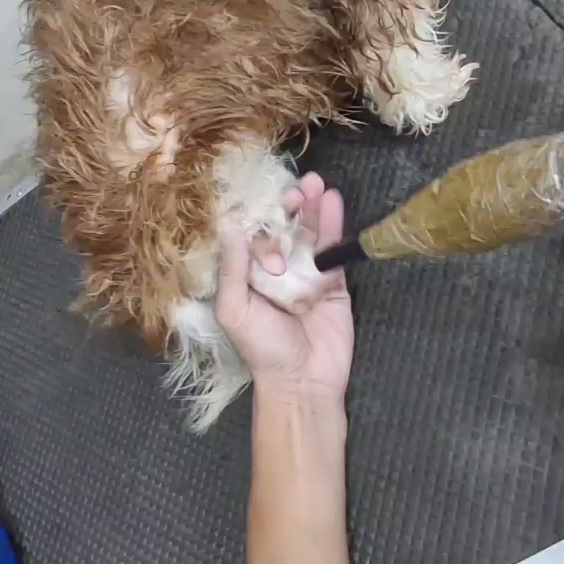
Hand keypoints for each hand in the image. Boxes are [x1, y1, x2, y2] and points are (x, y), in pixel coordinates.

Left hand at [216, 173, 354, 400]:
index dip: (259, 226)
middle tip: (296, 191)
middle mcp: (275, 268)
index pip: (251, 236)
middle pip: (281, 227)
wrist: (303, 381)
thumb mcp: (235, 310)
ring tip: (315, 182)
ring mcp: (305, 272)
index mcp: (246, 274)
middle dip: (287, 207)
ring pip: (308, 232)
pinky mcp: (332, 280)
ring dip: (311, 206)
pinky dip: (333, 223)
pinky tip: (332, 199)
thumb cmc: (262, 348)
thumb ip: (233, 269)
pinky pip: (332, 247)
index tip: (266, 224)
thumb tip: (230, 225)